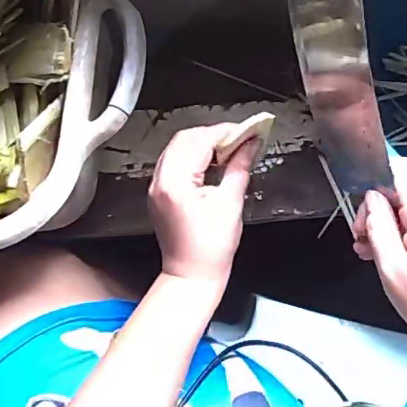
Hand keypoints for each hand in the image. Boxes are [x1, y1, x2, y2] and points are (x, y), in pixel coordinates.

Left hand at [148, 124, 259, 286]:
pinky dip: (193, 156)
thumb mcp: (231, 202)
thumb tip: (250, 145)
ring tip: (228, 150)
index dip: (226, 133)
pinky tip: (212, 163)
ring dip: (203, 144)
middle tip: (240, 139)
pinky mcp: (159, 193)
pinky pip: (173, 162)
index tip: (247, 132)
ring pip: (178, 148)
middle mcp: (160, 181)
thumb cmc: (210, 248)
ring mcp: (156, 187)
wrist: (192, 275)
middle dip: (214, 135)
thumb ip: (240, 166)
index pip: (200, 141)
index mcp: (176, 182)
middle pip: (185, 139)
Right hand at [353, 156, 406, 348]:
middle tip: (362, 237)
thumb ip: (378, 228)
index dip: (373, 181)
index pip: (399, 168)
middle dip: (375, 207)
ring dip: (384, 222)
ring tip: (369, 251)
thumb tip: (370, 200)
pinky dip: (399, 233)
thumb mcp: (394, 270)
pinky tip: (387, 257)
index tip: (360, 210)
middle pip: (400, 186)